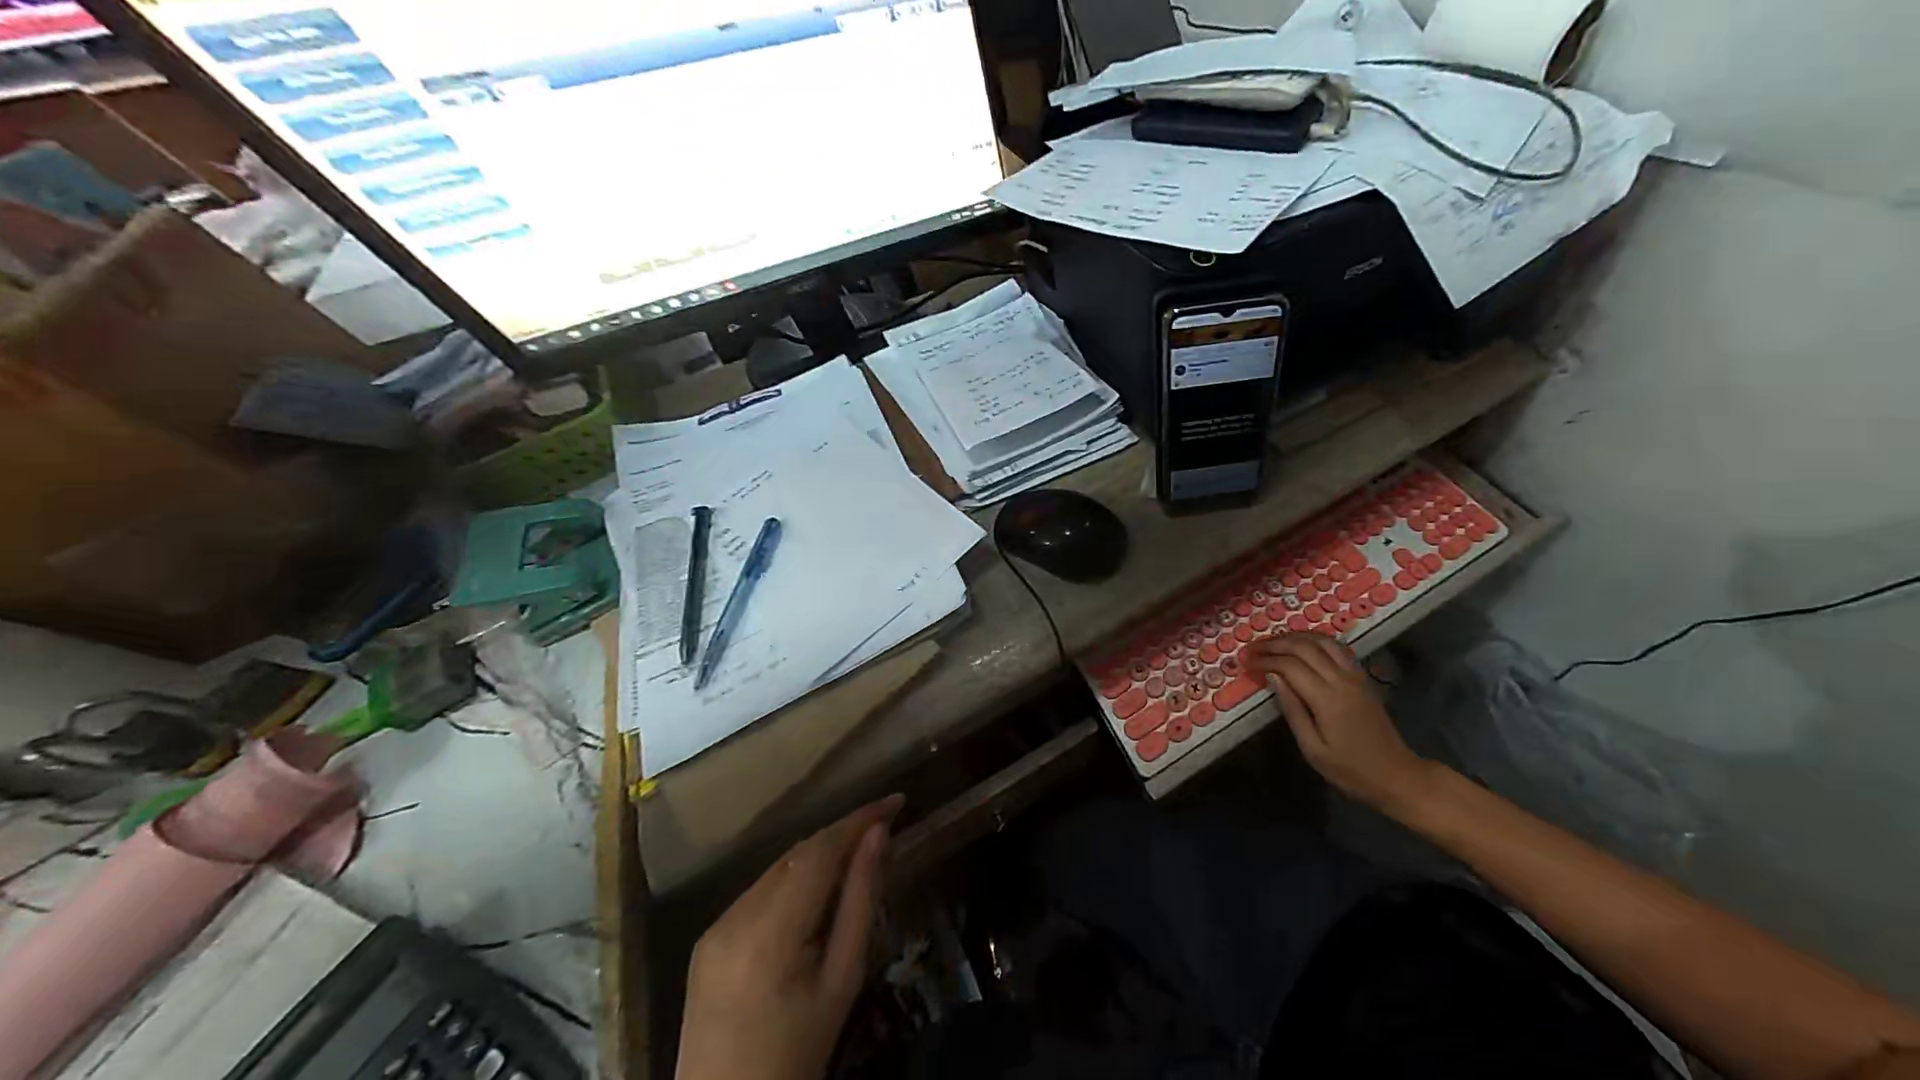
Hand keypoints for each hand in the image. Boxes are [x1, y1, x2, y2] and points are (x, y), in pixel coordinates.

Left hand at [676, 795, 902, 1079]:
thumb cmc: (798, 1052)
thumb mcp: (842, 980)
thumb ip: (860, 902)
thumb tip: (878, 837)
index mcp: (769, 932)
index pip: (820, 851)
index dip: (859, 819)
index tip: (896, 801)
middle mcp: (734, 916)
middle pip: (798, 854)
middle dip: (842, 834)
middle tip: (886, 825)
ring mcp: (715, 925)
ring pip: (778, 868)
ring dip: (819, 855)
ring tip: (860, 854)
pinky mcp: (707, 937)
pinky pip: (759, 891)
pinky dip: (794, 880)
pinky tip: (818, 892)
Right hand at [1244, 634, 1432, 812]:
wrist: (1398, 776)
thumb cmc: (1350, 770)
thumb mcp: (1312, 749)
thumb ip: (1292, 710)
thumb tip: (1273, 677)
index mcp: (1328, 698)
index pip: (1290, 666)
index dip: (1265, 661)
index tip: (1246, 664)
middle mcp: (1343, 680)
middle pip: (1304, 647)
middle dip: (1275, 644)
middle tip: (1253, 649)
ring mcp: (1356, 676)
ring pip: (1323, 641)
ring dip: (1295, 637)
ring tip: (1273, 642)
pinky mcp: (1363, 678)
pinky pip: (1338, 648)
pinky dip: (1315, 641)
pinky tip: (1302, 646)